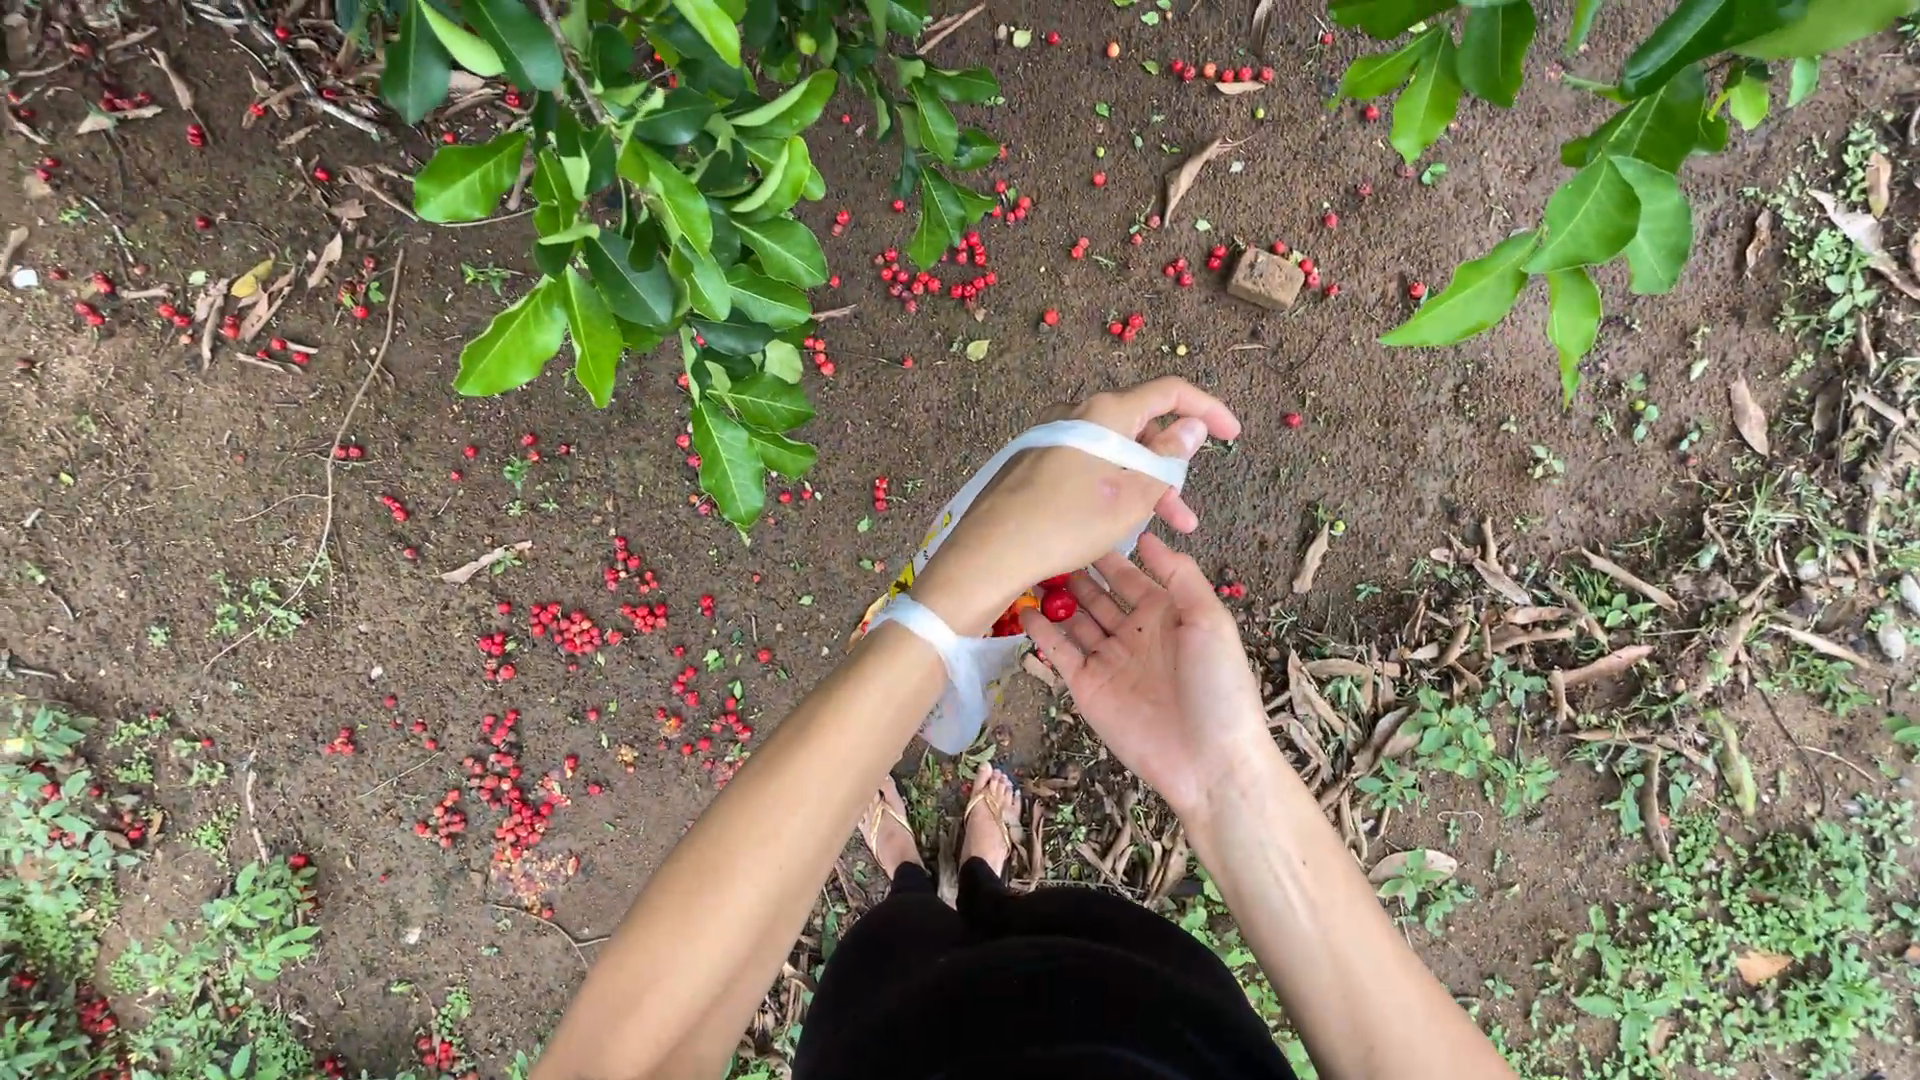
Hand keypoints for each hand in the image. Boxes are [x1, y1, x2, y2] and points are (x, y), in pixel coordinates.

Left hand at [911, 378, 1240, 633]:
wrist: (990, 552)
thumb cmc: (1066, 524)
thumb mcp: (1130, 496)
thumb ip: (1167, 457)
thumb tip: (1191, 425)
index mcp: (1105, 412)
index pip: (1170, 391)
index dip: (1208, 408)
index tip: (1233, 434)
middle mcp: (1076, 416)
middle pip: (1140, 427)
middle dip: (1171, 468)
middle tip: (1183, 515)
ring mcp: (1052, 440)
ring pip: (1114, 454)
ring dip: (1143, 486)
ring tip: (1158, 530)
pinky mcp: (1034, 465)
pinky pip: (1087, 467)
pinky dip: (1110, 488)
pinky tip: (1113, 525)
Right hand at [1018, 533, 1275, 818]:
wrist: (1210, 761)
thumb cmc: (1218, 685)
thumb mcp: (1209, 620)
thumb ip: (1179, 575)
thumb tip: (1147, 537)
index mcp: (1164, 614)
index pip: (1128, 576)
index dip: (1106, 554)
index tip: (1078, 526)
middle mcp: (1133, 633)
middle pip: (1096, 595)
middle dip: (1073, 572)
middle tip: (1044, 546)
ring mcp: (1107, 659)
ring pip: (1074, 620)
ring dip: (1054, 597)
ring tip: (1027, 569)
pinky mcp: (1086, 686)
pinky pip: (1059, 652)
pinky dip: (1042, 631)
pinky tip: (1025, 609)